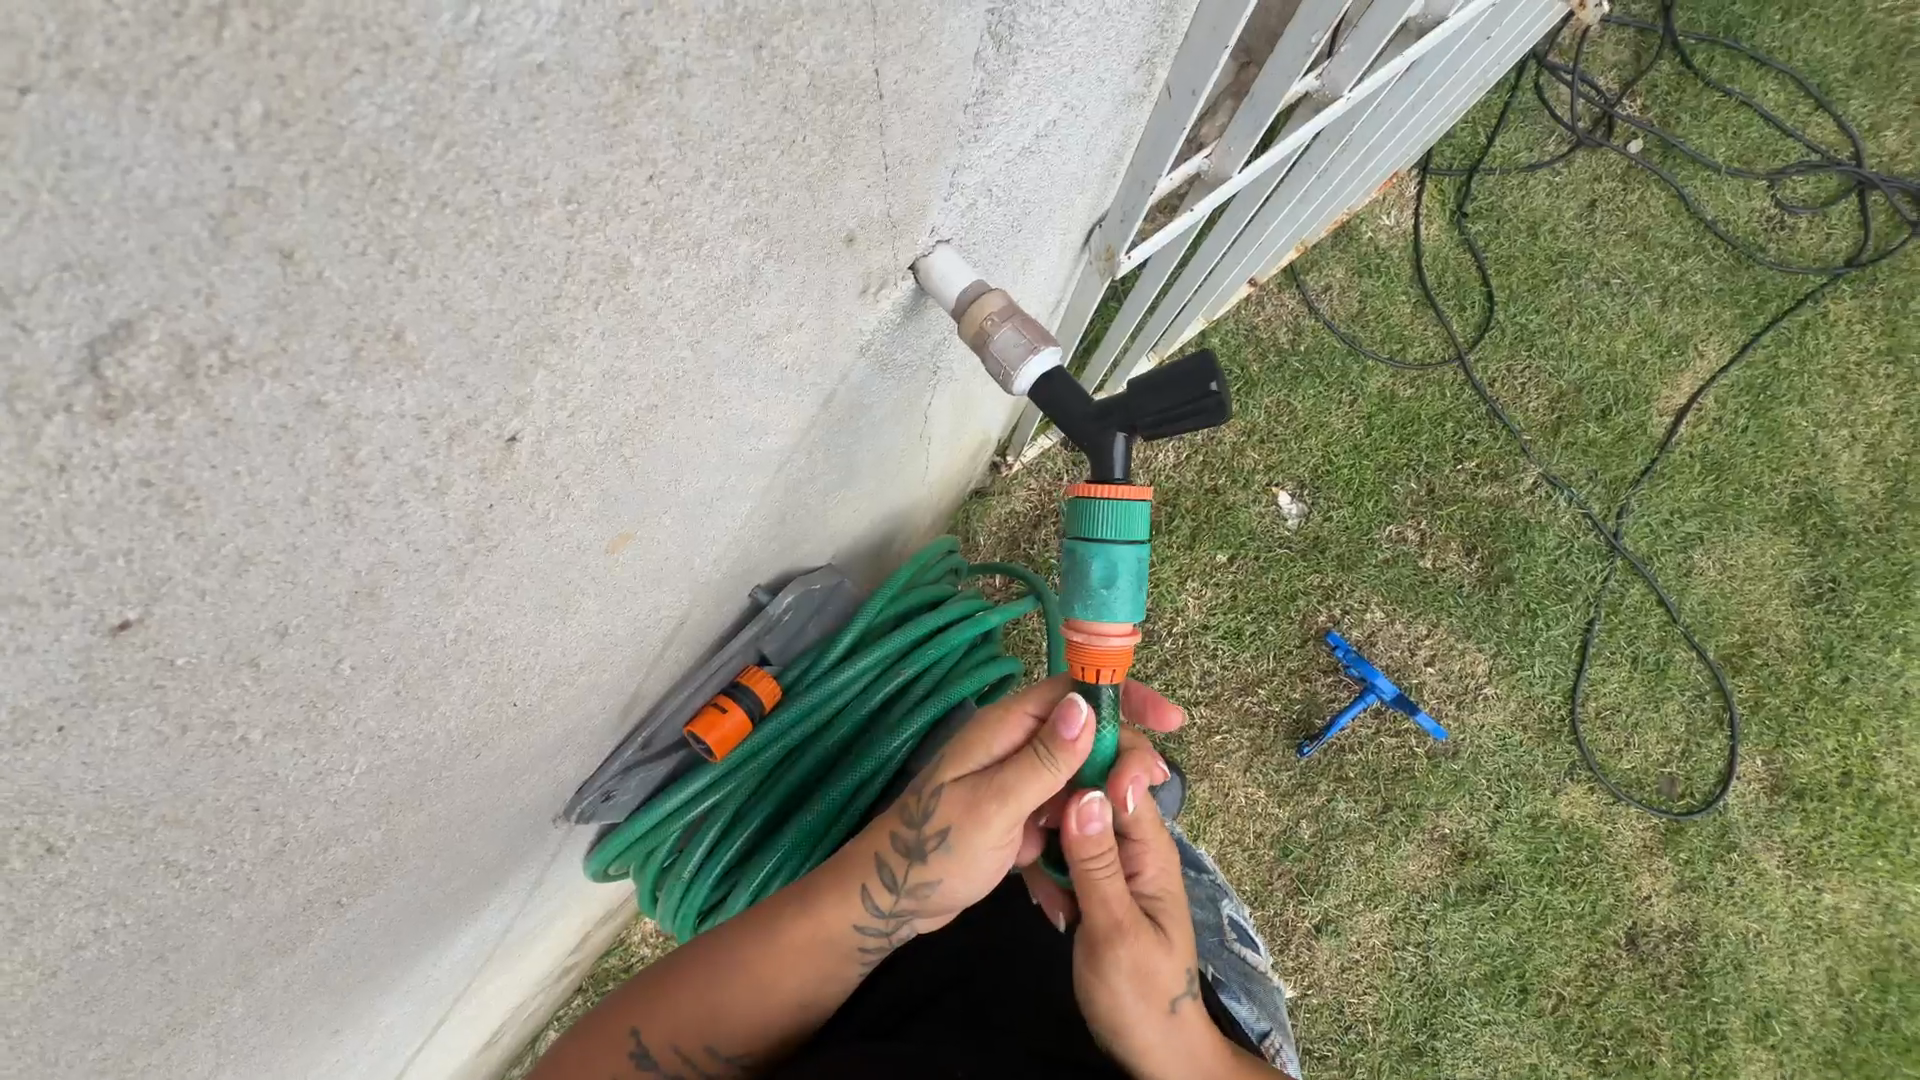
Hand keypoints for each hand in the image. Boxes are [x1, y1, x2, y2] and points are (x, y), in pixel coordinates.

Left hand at [822, 675, 1183, 960]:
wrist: (893, 899)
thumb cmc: (936, 847)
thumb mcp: (994, 804)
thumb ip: (1042, 759)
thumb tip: (1087, 707)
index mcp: (1004, 728)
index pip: (1072, 692)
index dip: (1122, 698)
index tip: (1170, 720)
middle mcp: (1013, 746)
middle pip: (1082, 734)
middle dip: (1120, 757)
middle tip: (1149, 790)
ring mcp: (1016, 780)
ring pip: (1077, 774)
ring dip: (1103, 796)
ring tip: (1128, 827)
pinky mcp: (1017, 814)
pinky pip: (1061, 809)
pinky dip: (1079, 827)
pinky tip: (1092, 857)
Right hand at [1039, 767, 1241, 1079]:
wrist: (1153, 1050)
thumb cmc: (1141, 995)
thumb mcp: (1115, 931)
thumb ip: (1097, 863)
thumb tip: (1083, 793)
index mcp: (1150, 847)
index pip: (1125, 776)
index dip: (1087, 763)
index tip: (1044, 782)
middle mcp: (1133, 843)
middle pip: (1092, 791)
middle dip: (1057, 805)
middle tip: (1029, 840)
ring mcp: (1113, 860)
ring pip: (1071, 820)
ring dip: (1048, 842)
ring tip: (1038, 883)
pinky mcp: (1094, 879)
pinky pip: (1066, 851)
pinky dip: (1048, 866)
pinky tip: (1041, 897)